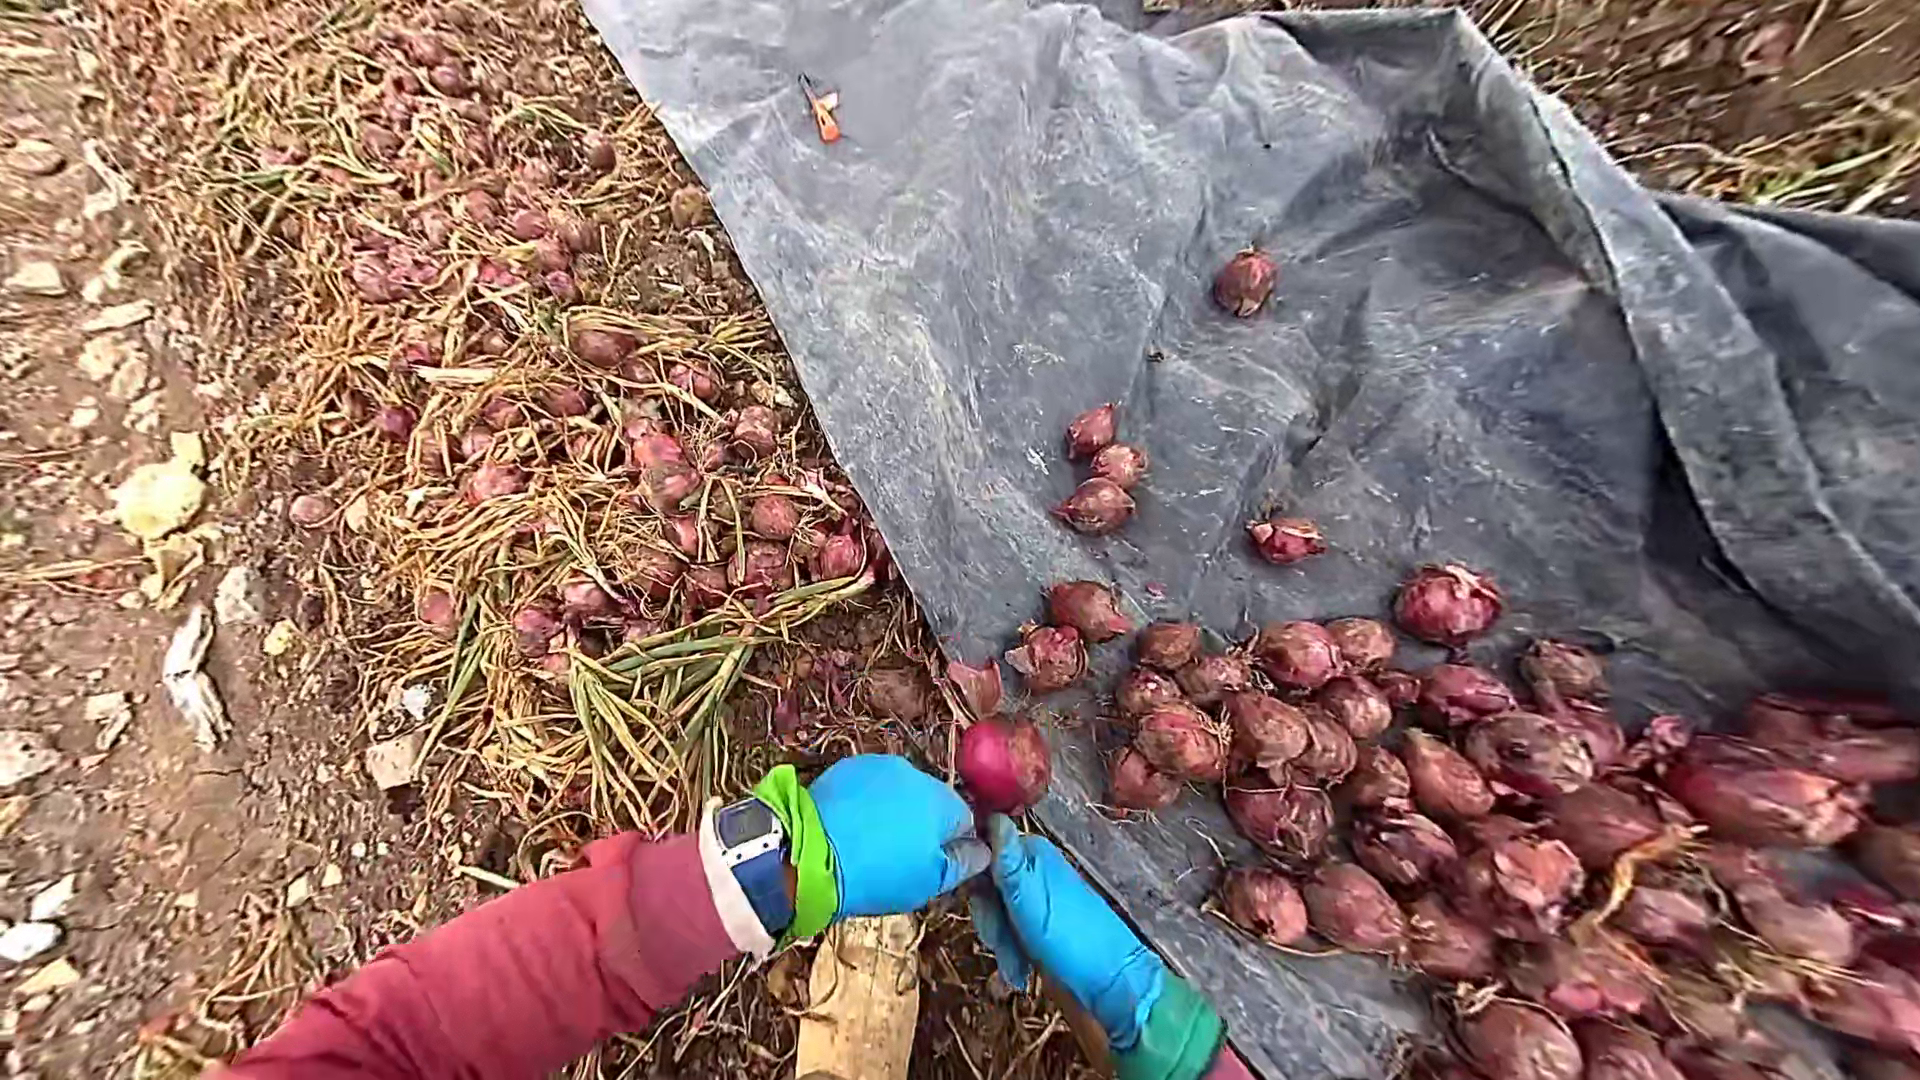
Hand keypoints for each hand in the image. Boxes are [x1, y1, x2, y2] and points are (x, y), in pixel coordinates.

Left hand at [809, 754, 988, 918]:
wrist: (811, 853)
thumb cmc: (877, 873)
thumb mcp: (927, 881)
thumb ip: (963, 863)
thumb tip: (984, 851)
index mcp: (940, 801)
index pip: (964, 819)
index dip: (952, 844)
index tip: (932, 863)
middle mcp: (915, 774)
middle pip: (932, 800)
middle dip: (924, 823)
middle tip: (901, 855)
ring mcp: (881, 765)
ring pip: (902, 789)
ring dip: (897, 809)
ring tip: (874, 840)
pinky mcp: (851, 766)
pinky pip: (872, 783)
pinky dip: (869, 800)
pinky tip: (854, 824)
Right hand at [968, 815, 1165, 1049]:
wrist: (1108, 982)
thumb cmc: (1065, 933)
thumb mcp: (1026, 893)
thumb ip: (1005, 856)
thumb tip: (992, 812)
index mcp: (1031, 851)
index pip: (985, 851)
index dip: (976, 879)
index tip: (979, 904)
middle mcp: (1032, 869)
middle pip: (989, 885)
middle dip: (989, 918)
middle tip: (998, 941)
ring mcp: (1036, 898)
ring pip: (997, 912)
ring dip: (999, 940)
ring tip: (1013, 964)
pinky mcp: (1038, 925)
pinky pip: (1010, 931)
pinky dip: (1010, 951)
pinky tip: (1018, 971)